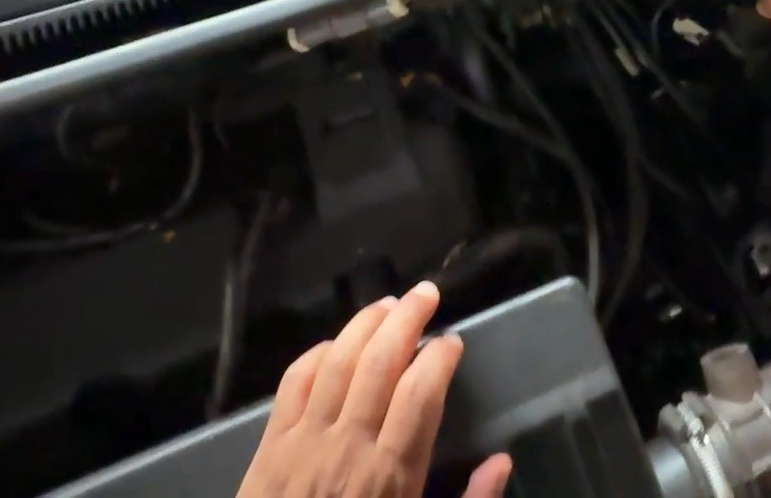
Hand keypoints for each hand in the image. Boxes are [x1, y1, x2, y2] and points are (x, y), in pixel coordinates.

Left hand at [237, 281, 512, 497]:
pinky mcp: (269, 448)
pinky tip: (338, 343)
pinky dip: (318, 353)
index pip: (419, 394)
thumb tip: (502, 461)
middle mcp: (348, 448)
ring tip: (389, 302)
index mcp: (390, 477)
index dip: (439, 357)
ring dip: (366, 323)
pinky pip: (294, 383)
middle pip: (380, 362)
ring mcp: (304, 443)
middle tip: (428, 292)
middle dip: (407, 319)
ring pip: (339, 361)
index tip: (453, 341)